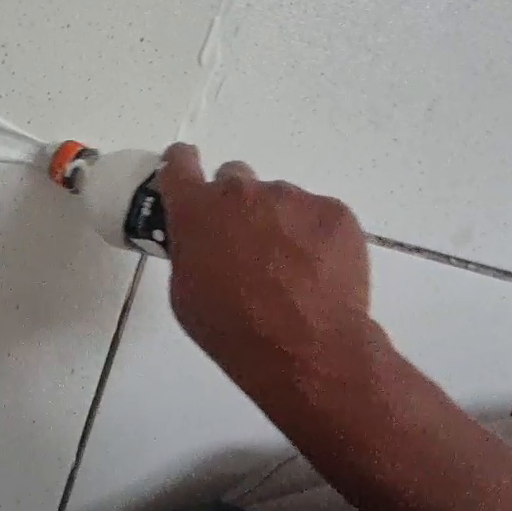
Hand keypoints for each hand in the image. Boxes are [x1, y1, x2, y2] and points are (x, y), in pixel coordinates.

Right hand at [156, 144, 375, 402]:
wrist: (306, 348)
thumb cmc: (231, 327)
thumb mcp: (185, 292)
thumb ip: (189, 250)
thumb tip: (204, 242)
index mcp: (196, 209)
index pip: (179, 162)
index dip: (181, 165)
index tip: (186, 172)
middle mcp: (240, 191)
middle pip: (234, 177)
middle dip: (236, 203)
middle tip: (246, 243)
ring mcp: (290, 196)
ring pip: (279, 199)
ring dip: (278, 222)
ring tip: (292, 269)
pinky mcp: (332, 210)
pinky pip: (318, 215)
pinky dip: (316, 237)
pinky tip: (319, 273)